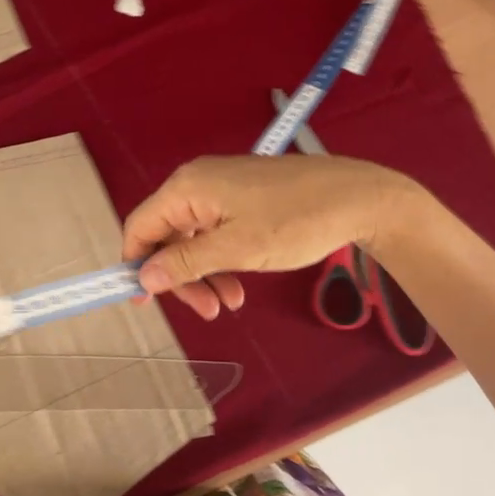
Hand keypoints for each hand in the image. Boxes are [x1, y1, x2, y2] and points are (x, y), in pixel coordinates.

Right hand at [122, 155, 420, 318]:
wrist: (358, 197)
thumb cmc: (294, 222)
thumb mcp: (237, 249)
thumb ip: (186, 263)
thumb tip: (143, 278)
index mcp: (186, 188)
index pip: (140, 227)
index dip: (137, 265)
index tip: (146, 302)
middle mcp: (194, 183)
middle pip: (166, 236)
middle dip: (182, 277)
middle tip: (208, 312)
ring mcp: (218, 188)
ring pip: (191, 239)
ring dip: (204, 274)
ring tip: (231, 303)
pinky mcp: (239, 196)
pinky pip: (213, 232)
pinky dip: (220, 260)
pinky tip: (240, 283)